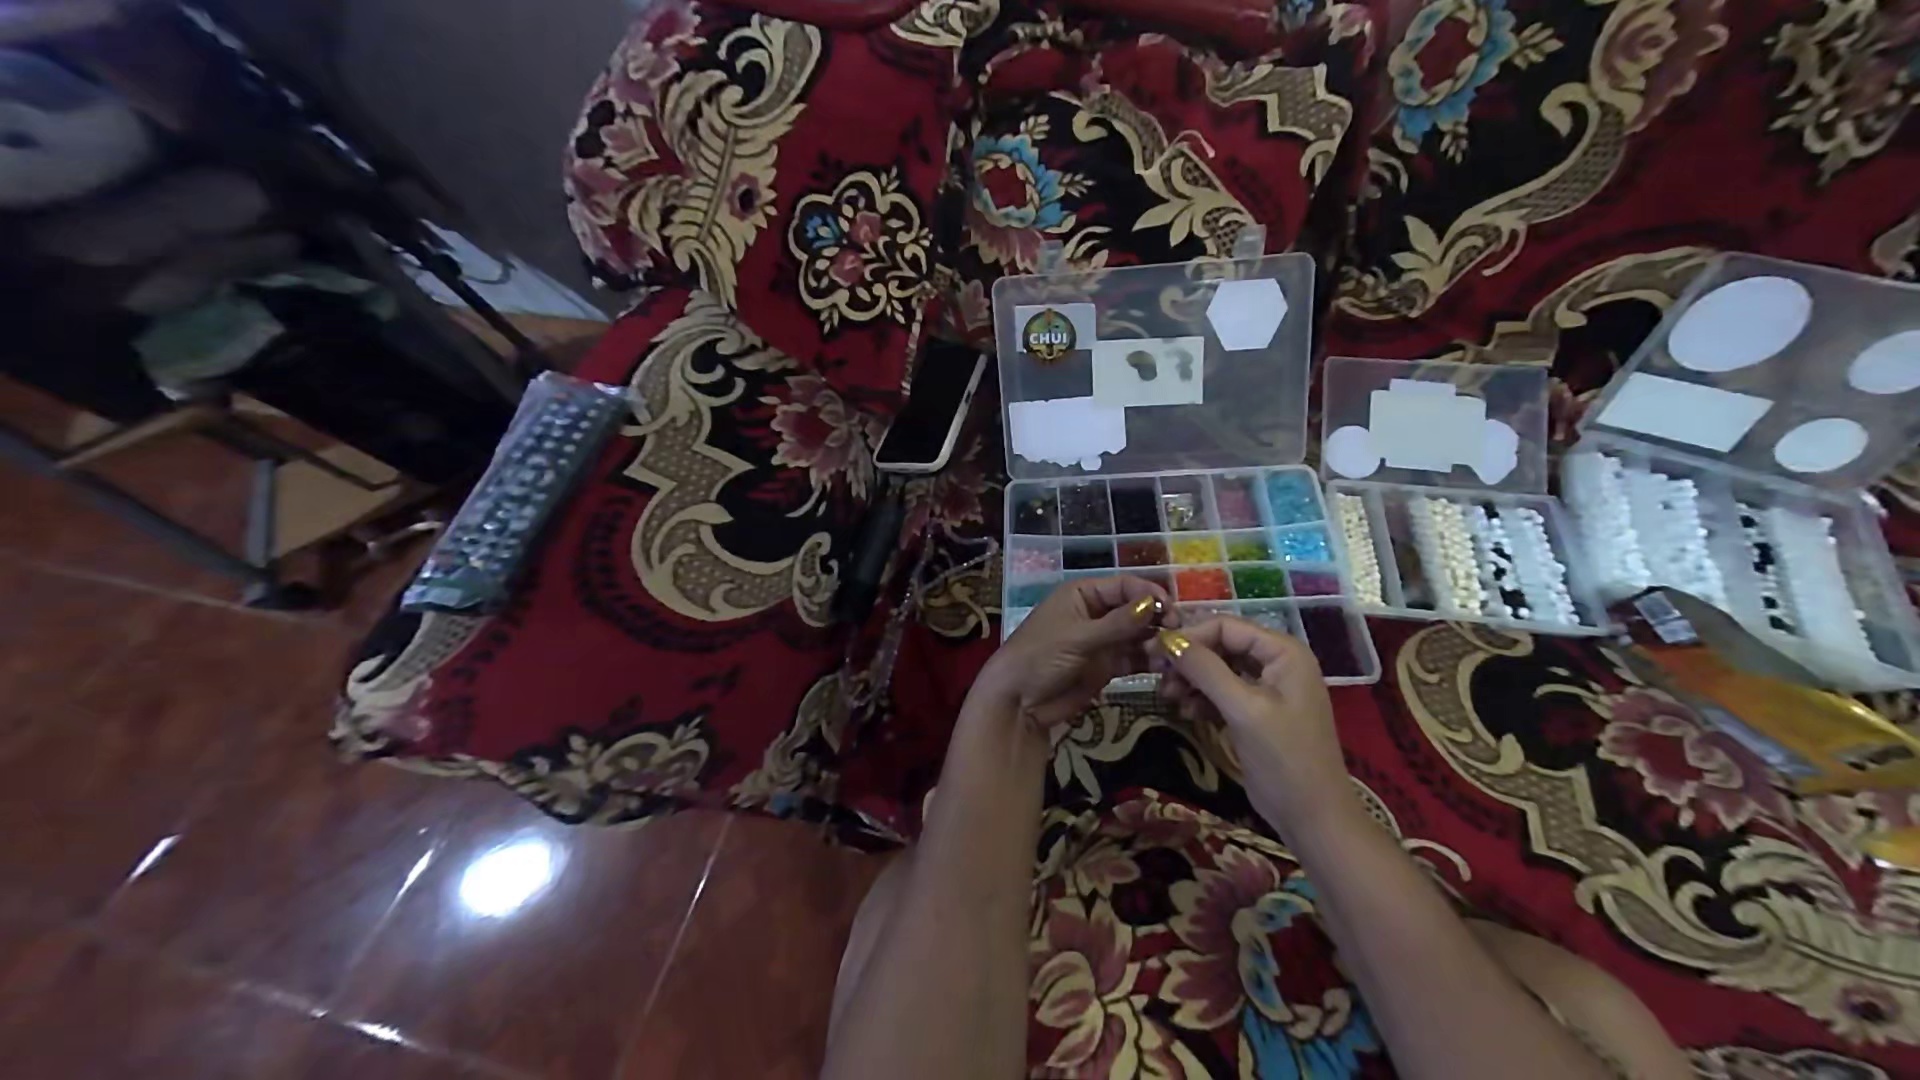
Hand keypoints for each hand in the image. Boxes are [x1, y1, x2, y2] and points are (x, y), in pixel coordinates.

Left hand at [980, 574, 1175, 729]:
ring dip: (1157, 641)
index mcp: (1082, 594)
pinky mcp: (1107, 666)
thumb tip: (1153, 604)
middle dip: (1158, 618)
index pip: (1124, 586)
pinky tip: (1165, 666)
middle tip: (1179, 632)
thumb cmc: (1039, 657)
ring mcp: (1103, 641)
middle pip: (1136, 609)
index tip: (1172, 609)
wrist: (1018, 702)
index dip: (1149, 594)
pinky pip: (1135, 658)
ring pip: (1139, 635)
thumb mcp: (1077, 637)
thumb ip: (1117, 623)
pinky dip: (1150, 661)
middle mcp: (1096, 613)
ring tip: (1174, 652)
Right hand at [1145, 616, 1350, 827]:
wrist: (1313, 817)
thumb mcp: (1242, 709)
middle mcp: (1277, 661)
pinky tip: (1187, 711)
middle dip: (1188, 658)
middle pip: (1221, 643)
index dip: (1189, 636)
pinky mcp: (1257, 710)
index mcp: (1284, 652)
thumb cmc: (1284, 758)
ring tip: (1170, 698)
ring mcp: (1268, 686)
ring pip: (1218, 667)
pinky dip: (1201, 696)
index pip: (1226, 626)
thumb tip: (1167, 639)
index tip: (1154, 653)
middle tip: (1157, 676)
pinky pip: (1222, 690)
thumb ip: (1206, 669)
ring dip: (1191, 678)